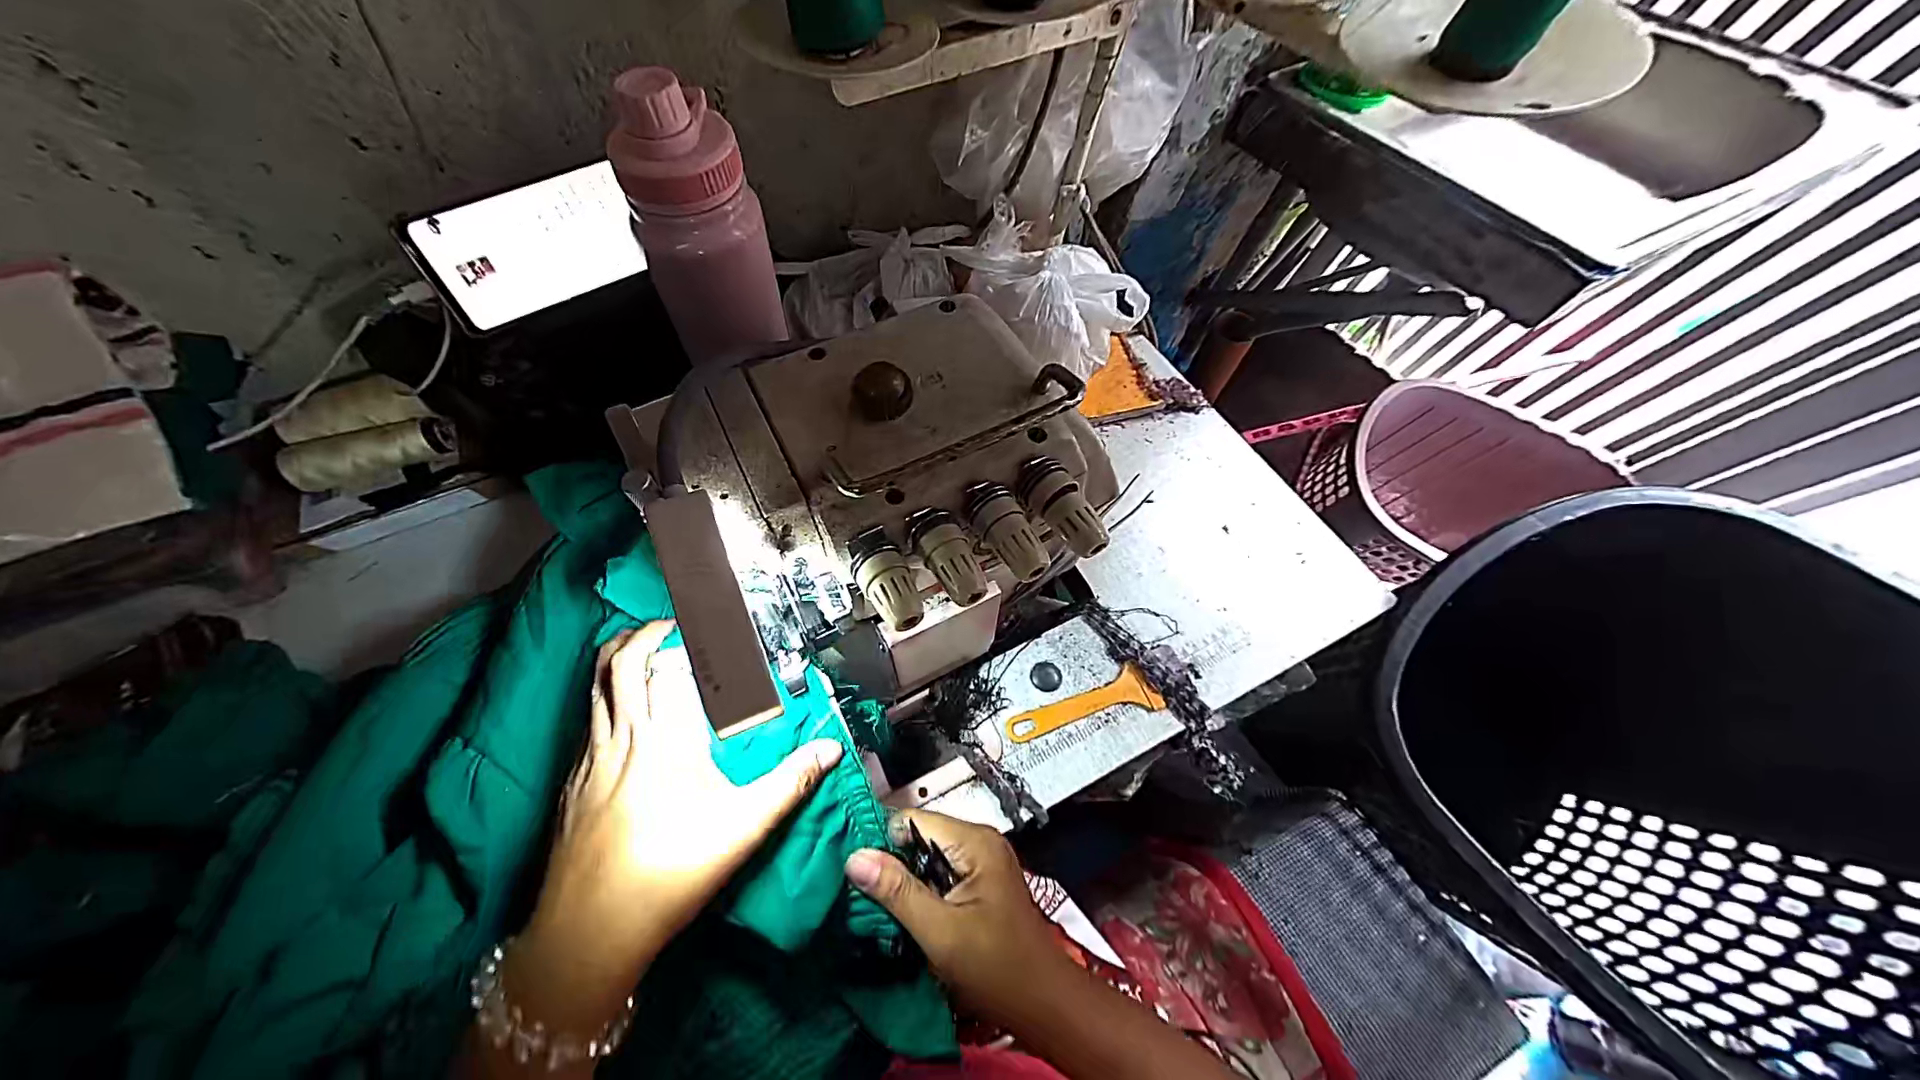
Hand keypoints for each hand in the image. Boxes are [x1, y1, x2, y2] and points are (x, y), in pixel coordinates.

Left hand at [526, 620, 842, 972]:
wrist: (587, 931)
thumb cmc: (670, 873)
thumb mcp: (744, 827)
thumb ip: (791, 782)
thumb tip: (830, 749)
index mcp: (666, 739)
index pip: (674, 666)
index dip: (693, 637)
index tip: (710, 620)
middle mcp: (623, 737)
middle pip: (622, 660)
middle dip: (647, 632)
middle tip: (670, 626)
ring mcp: (591, 757)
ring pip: (596, 685)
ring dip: (618, 655)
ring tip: (642, 648)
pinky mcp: (572, 781)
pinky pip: (587, 719)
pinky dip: (605, 696)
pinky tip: (625, 717)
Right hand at [844, 810, 1238, 1079]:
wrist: (1043, 1002)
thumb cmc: (996, 967)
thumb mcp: (940, 932)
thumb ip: (898, 892)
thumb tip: (854, 857)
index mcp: (975, 841)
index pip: (913, 819)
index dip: (879, 838)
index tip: (847, 859)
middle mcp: (980, 839)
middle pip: (920, 835)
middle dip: (889, 858)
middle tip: (854, 882)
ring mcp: (982, 859)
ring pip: (927, 854)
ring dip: (902, 875)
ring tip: (870, 896)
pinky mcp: (980, 880)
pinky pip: (940, 870)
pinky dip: (920, 886)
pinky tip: (900, 907)